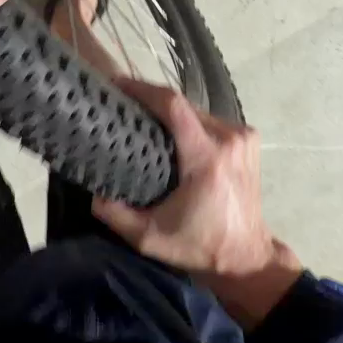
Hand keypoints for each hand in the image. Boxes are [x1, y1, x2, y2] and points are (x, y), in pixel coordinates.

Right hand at [93, 79, 303, 328]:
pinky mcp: (249, 138)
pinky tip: (176, 133)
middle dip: (153, 102)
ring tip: (147, 119)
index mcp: (206, 158)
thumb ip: (117, 215)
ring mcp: (242, 136)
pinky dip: (191, 123)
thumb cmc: (199, 246)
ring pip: (198, 110)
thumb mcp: (150, 238)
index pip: (173, 106)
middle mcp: (228, 139)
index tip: (119, 85)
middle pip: (183, 105)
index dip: (144, 90)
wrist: (247, 257)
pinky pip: (212, 120)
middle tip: (126, 105)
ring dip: (173, 113)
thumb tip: (93, 191)